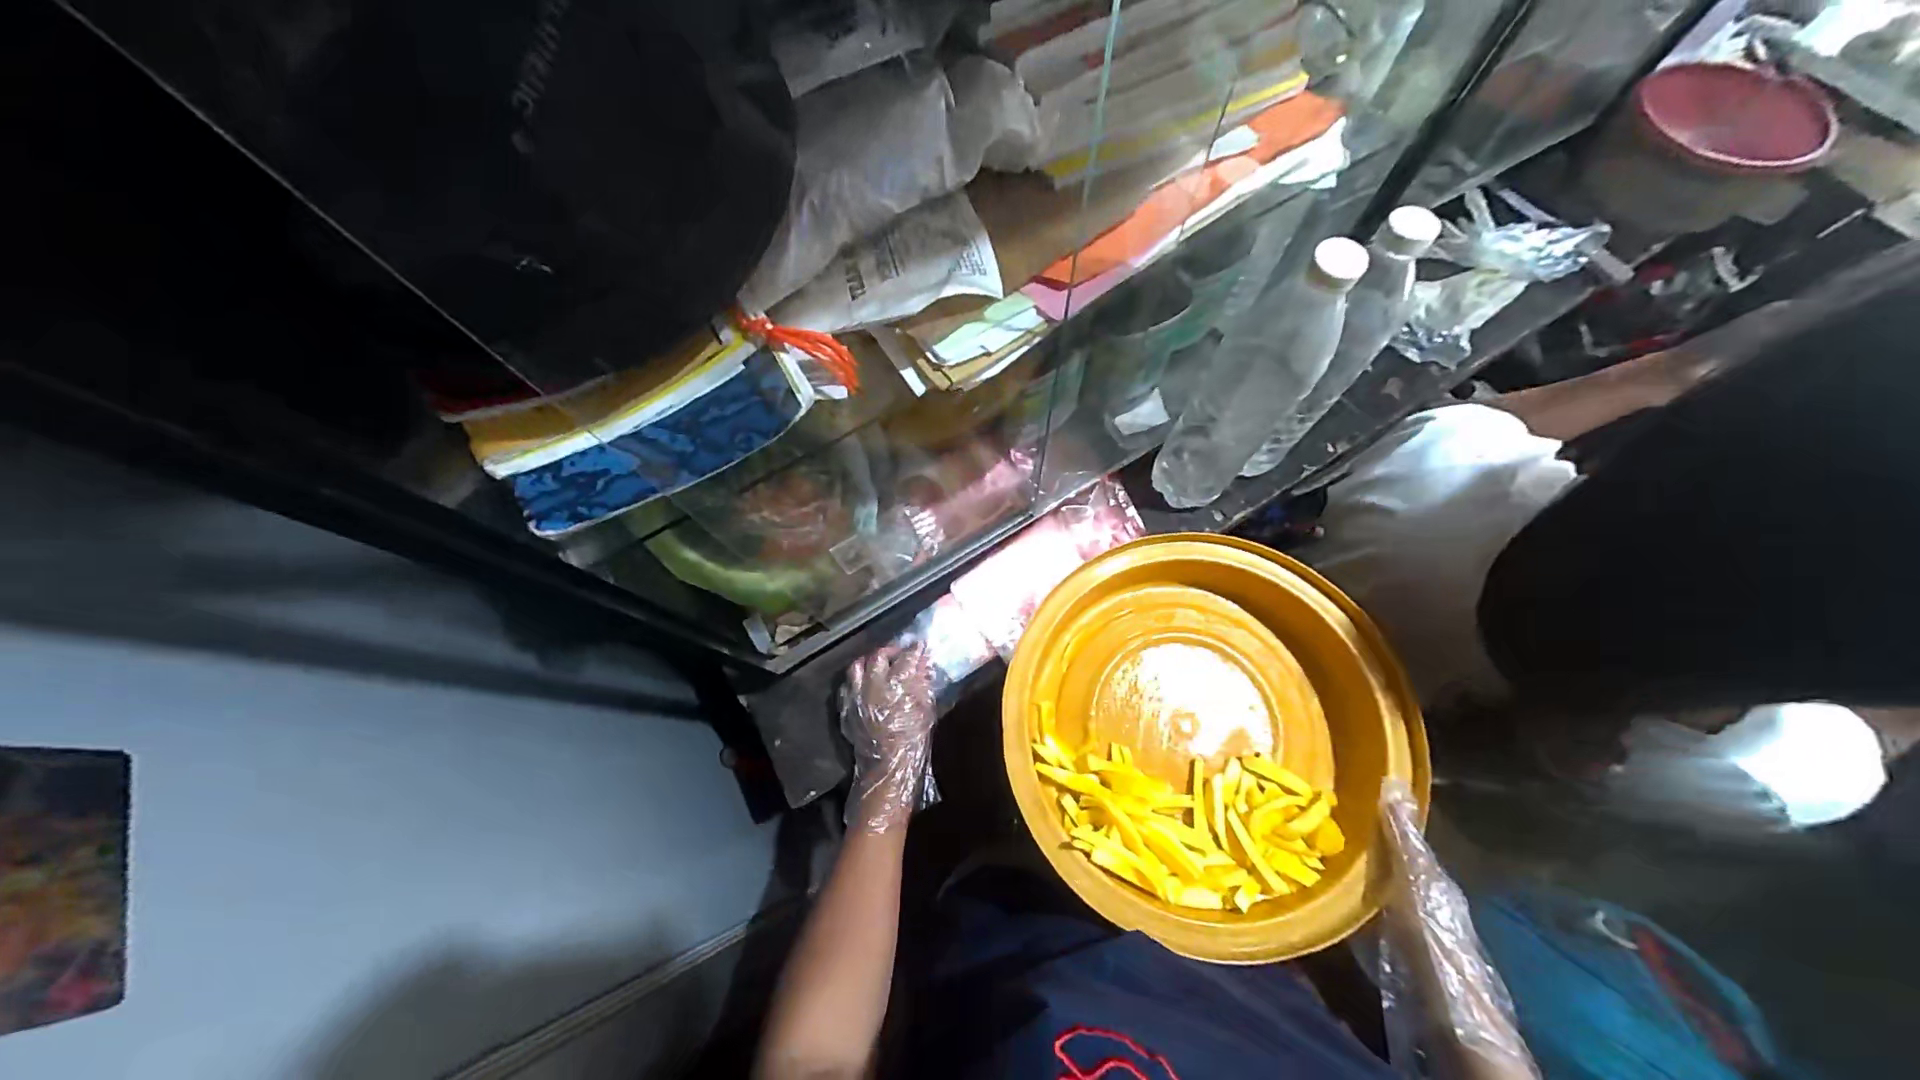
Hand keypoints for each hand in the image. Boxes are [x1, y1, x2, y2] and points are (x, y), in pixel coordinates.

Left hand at [839, 643, 936, 832]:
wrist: (886, 769)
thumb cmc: (912, 741)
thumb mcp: (925, 711)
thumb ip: (922, 685)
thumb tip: (923, 667)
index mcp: (896, 684)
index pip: (906, 657)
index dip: (915, 650)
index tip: (920, 646)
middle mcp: (872, 684)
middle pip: (878, 656)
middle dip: (890, 651)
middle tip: (899, 653)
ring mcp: (856, 696)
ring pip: (857, 667)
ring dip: (869, 662)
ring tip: (879, 665)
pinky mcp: (846, 708)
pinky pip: (847, 686)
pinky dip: (856, 681)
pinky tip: (864, 685)